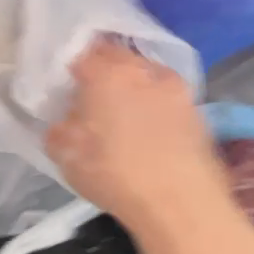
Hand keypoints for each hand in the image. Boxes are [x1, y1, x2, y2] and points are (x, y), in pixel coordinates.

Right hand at [46, 41, 230, 235]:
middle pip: (118, 58)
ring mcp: (179, 91)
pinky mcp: (197, 113)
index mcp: (109, 73)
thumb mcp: (61, 148)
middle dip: (99, 69)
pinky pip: (161, 97)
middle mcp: (148, 72)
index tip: (56, 76)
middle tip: (80, 90)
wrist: (180, 204)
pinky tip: (136, 128)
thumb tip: (70, 114)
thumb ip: (60, 120)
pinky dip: (146, 105)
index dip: (66, 60)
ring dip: (126, 87)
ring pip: (143, 76)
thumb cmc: (111, 170)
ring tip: (110, 110)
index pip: (82, 50)